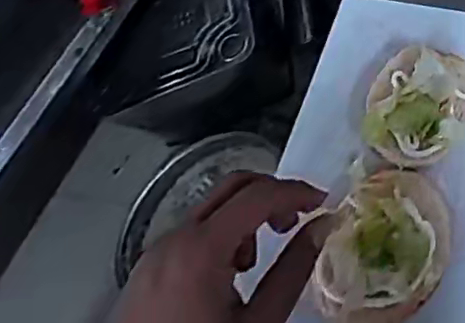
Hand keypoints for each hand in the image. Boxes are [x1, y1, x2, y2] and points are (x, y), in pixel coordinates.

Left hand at [112, 171, 332, 322]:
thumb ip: (293, 270)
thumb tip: (322, 226)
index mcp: (200, 248)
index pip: (259, 194)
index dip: (296, 192)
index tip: (322, 203)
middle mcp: (173, 240)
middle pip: (233, 186)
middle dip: (271, 195)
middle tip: (295, 221)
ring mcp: (153, 256)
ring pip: (211, 209)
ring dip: (244, 217)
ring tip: (256, 260)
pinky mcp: (142, 275)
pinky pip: (190, 234)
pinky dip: (219, 236)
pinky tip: (226, 276)